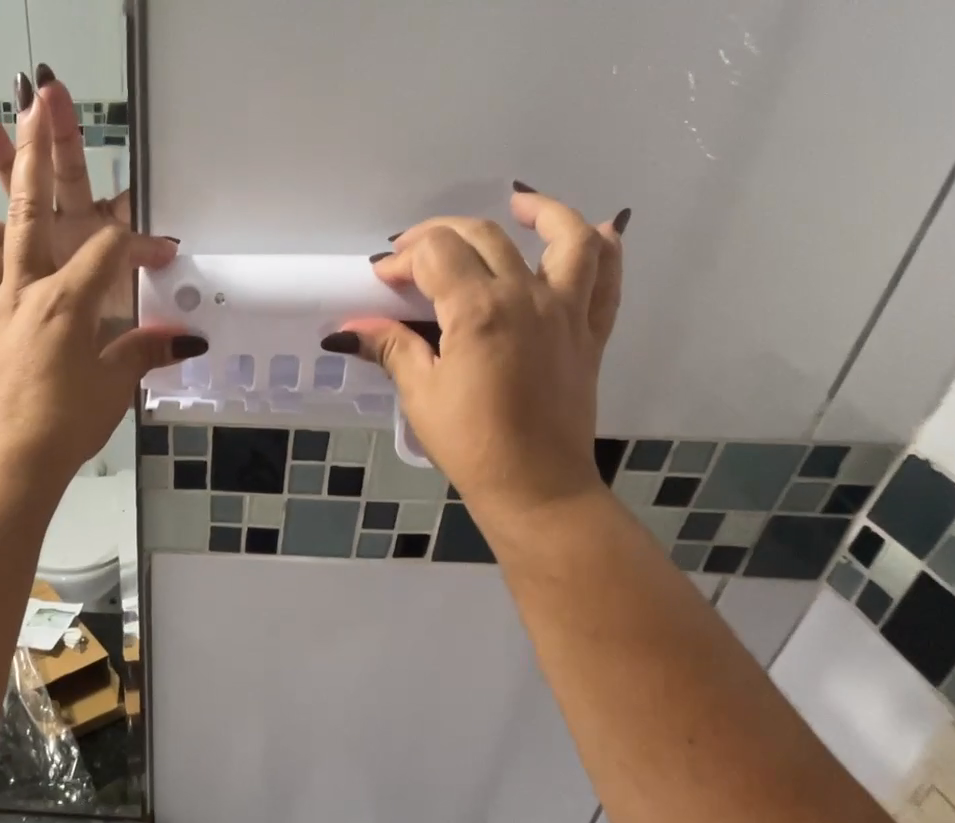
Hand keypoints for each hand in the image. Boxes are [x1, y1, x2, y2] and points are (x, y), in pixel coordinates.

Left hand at [0, 70, 203, 486]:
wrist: (10, 467)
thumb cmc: (66, 428)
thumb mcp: (114, 389)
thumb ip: (145, 353)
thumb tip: (186, 339)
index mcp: (67, 305)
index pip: (106, 253)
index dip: (137, 243)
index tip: (160, 246)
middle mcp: (22, 294)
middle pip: (30, 214)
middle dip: (35, 155)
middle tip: (31, 102)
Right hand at [326, 190, 628, 527]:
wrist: (536, 486)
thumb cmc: (471, 445)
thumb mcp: (422, 395)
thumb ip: (391, 348)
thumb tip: (348, 328)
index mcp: (479, 311)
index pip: (435, 255)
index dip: (403, 259)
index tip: (381, 279)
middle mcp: (527, 296)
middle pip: (484, 236)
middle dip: (441, 235)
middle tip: (413, 256)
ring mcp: (567, 310)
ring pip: (566, 237)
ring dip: (542, 212)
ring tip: (517, 205)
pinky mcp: (591, 332)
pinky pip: (607, 278)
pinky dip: (605, 248)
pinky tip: (596, 233)